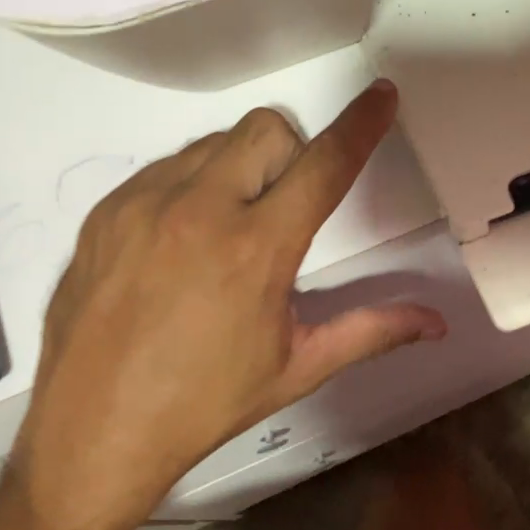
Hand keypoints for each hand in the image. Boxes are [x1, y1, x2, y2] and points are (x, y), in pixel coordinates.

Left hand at [11, 82, 446, 529]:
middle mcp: (198, 211)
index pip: (323, 166)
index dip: (360, 125)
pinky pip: (162, 169)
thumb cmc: (206, 405)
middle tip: (285, 212)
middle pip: (265, 130)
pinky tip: (181, 246)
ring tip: (229, 233)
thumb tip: (436, 323)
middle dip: (291, 155)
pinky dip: (189, 188)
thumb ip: (372, 332)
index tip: (380, 96)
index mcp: (256, 250)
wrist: (94, 433)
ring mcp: (142, 206)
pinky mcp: (104, 214)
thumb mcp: (298, 368)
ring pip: (211, 144)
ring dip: (239, 169)